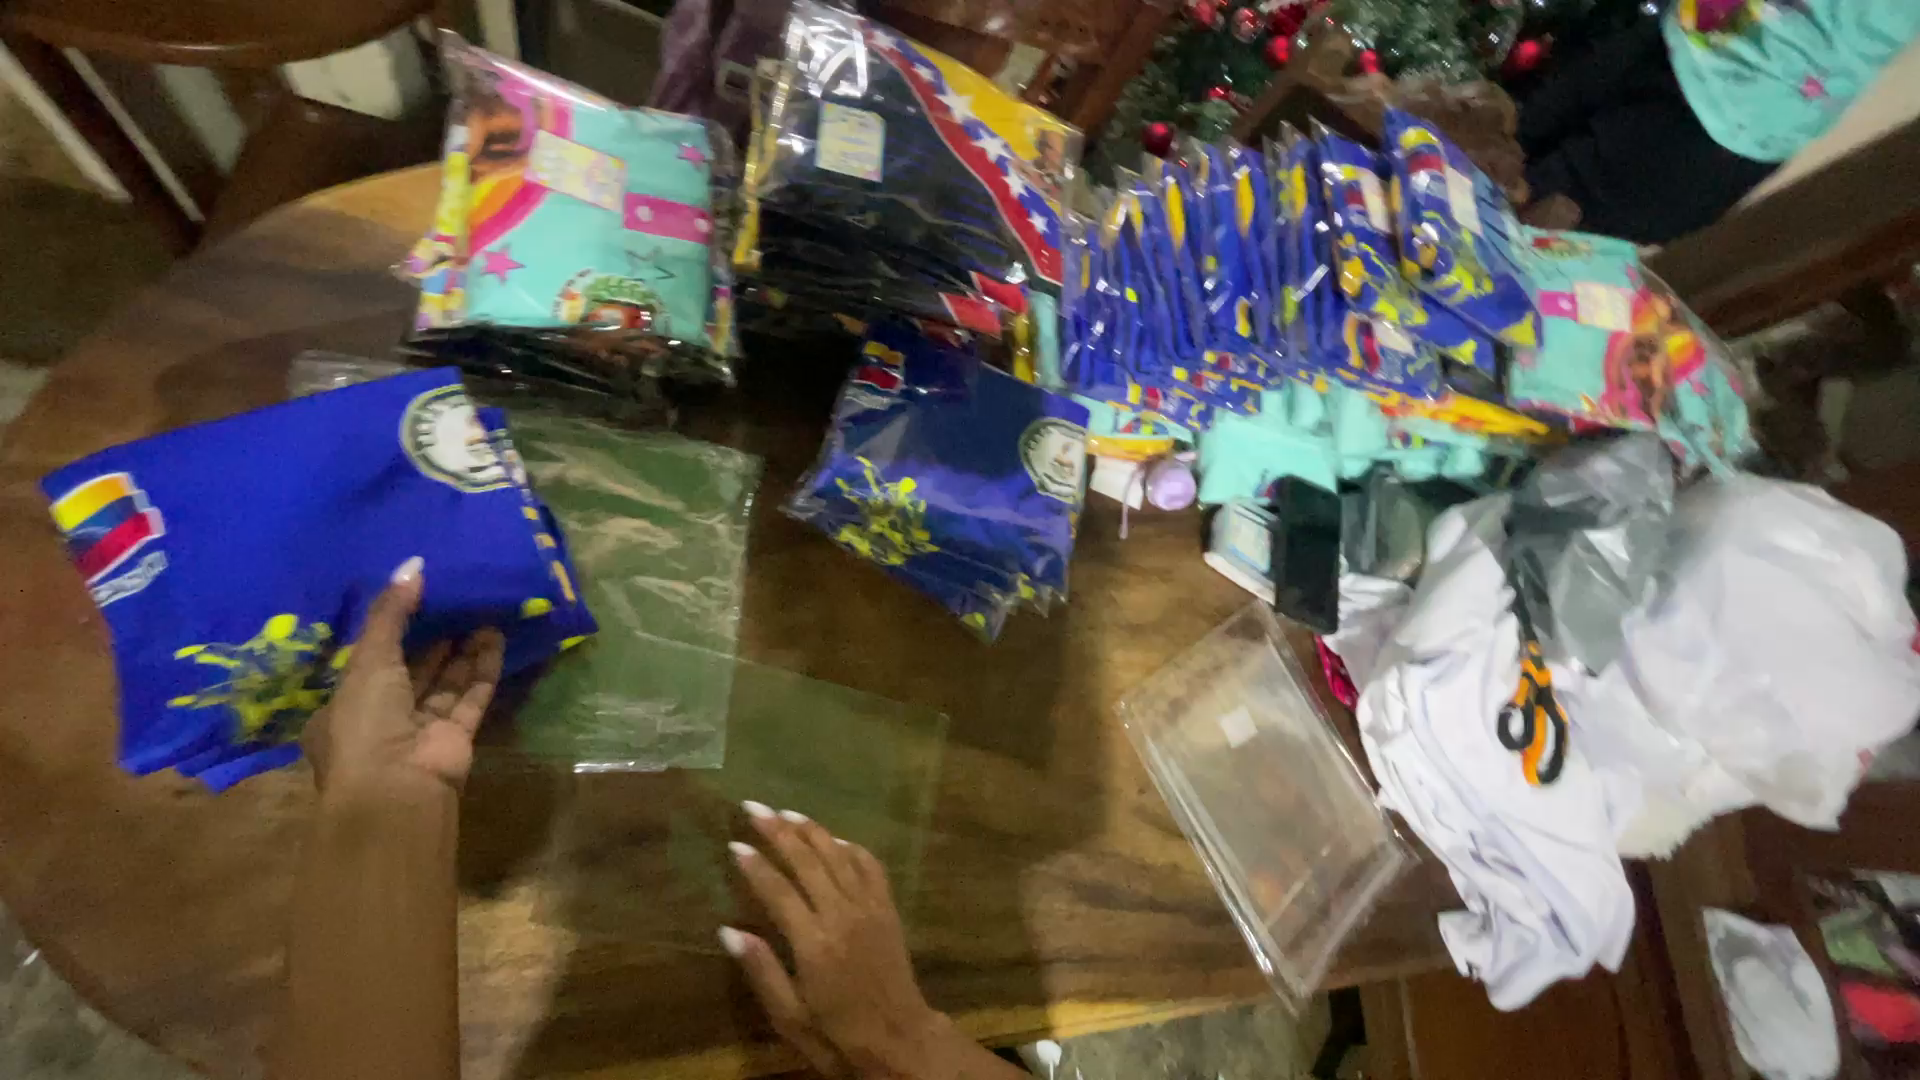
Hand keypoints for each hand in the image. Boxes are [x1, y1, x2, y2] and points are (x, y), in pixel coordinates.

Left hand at [304, 557, 504, 801]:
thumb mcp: (369, 661)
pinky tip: (496, 640)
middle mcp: (383, 716)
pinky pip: (472, 695)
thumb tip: (413, 564)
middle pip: (414, 669)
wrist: (397, 786)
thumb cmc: (366, 722)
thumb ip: (391, 614)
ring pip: (446, 681)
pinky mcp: (458, 735)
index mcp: (345, 704)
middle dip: (436, 637)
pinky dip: (483, 669)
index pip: (372, 660)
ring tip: (485, 613)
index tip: (420, 599)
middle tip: (459, 600)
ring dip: (464, 650)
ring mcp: (422, 727)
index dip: (395, 629)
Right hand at [720, 806, 953, 1078]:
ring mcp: (869, 906)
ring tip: (786, 812)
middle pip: (807, 861)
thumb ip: (761, 970)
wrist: (899, 1041)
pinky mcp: (888, 907)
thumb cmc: (836, 1035)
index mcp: (814, 943)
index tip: (735, 844)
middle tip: (754, 807)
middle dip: (778, 831)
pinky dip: (851, 846)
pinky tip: (835, 839)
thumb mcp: (790, 1016)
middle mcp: (842, 914)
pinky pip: (870, 864)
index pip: (778, 891)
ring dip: (812, 830)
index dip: (755, 865)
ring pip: (838, 854)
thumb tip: (728, 930)